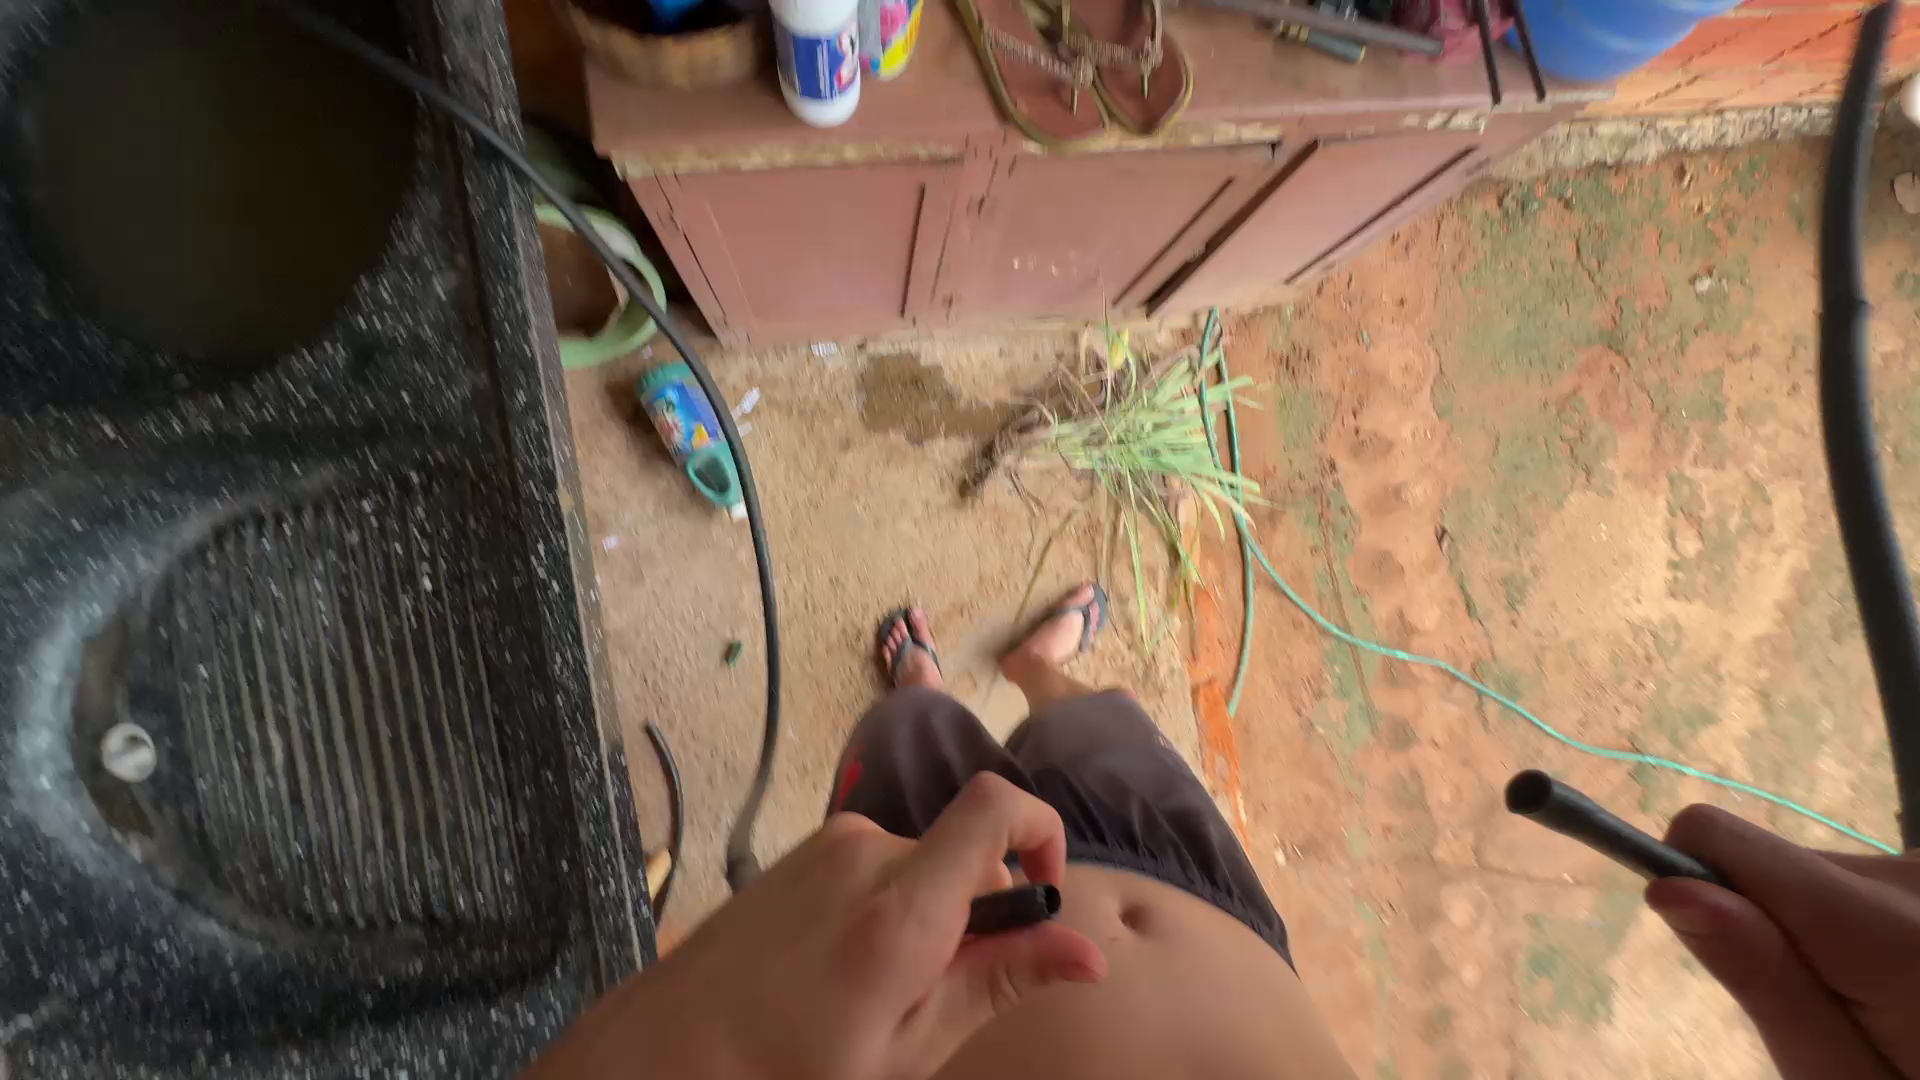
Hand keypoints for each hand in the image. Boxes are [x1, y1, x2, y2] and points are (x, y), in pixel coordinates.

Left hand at [523, 773, 1106, 1079]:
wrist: (663, 1051)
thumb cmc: (790, 1072)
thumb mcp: (906, 1049)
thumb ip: (996, 982)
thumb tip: (1088, 952)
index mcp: (899, 907)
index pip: (994, 808)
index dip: (1042, 829)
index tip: (1046, 889)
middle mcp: (867, 849)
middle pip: (966, 846)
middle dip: (982, 904)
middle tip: (947, 983)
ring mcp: (834, 841)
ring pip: (927, 856)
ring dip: (936, 907)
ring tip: (887, 983)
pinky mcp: (812, 844)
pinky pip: (885, 856)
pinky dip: (898, 897)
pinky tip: (852, 959)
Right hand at [1649, 804, 1919, 1077]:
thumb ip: (1764, 982)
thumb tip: (1669, 887)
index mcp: (1890, 929)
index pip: (1714, 834)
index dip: (1693, 882)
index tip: (1734, 954)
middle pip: (1772, 861)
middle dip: (1782, 930)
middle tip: (1849, 1018)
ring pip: (1824, 877)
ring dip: (1834, 938)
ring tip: (1902, 1016)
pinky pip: (1878, 889)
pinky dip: (1880, 938)